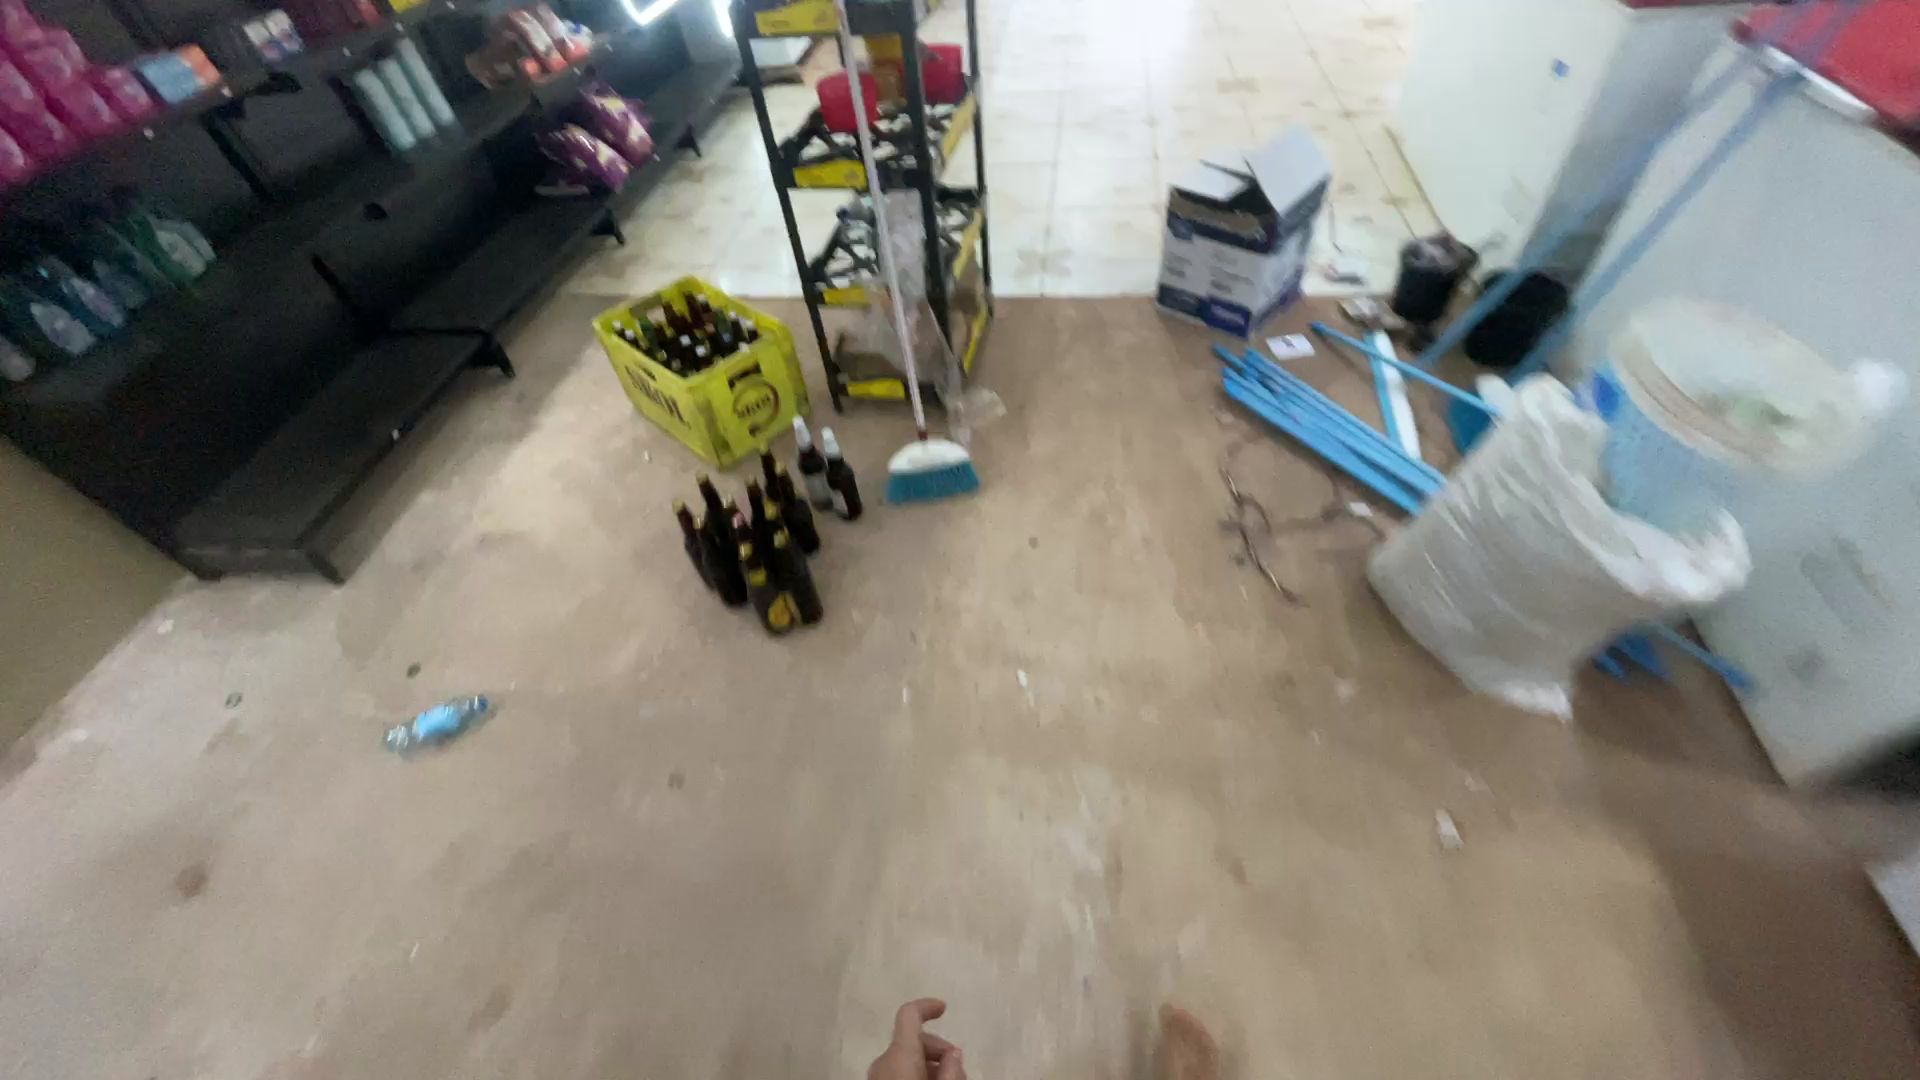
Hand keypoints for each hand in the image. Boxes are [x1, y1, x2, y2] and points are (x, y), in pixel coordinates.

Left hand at [868, 998, 964, 1079]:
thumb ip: (951, 1069)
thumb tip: (953, 1054)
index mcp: (898, 1053)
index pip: (909, 1013)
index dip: (927, 1005)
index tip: (944, 1008)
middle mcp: (882, 1060)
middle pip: (909, 1039)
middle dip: (935, 1046)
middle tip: (956, 1065)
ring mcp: (874, 1076)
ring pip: (903, 1058)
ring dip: (926, 1062)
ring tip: (946, 1078)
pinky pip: (895, 1072)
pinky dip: (913, 1073)